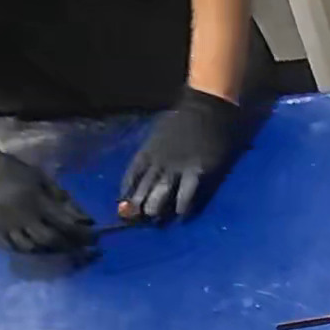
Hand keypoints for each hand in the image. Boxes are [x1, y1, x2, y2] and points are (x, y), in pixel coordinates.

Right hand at [0, 128, 94, 253]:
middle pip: (51, 240)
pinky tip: (40, 252)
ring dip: (51, 253)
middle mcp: (22, 216)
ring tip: (64, 252)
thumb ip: (64, 200)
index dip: (82, 235)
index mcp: (36, 200)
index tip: (95, 241)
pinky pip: (13, 248)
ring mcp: (6, 225)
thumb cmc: (14, 171)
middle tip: (83, 252)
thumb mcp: (43, 179)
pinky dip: (29, 252)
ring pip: (32, 247)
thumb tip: (87, 220)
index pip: (65, 224)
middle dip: (70, 248)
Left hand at [119, 87, 241, 220]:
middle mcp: (159, 161)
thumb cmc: (183, 122)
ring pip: (162, 192)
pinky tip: (181, 216)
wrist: (206, 109)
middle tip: (137, 218)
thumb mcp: (159, 134)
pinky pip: (187, 193)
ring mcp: (178, 167)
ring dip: (157, 207)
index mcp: (148, 151)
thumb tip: (144, 174)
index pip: (132, 175)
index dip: (126, 192)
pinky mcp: (197, 171)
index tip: (122, 206)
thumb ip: (151, 153)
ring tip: (155, 220)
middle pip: (145, 187)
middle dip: (139, 204)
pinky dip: (183, 206)